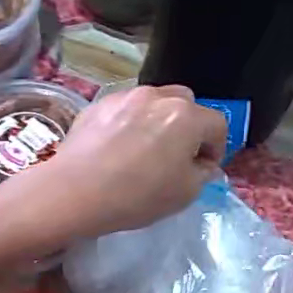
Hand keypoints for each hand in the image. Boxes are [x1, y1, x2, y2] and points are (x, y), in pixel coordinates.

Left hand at [0, 85, 225, 244]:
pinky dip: (128, 122)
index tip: (202, 168)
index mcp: (186, 116)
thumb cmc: (136, 195)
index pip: (217, 125)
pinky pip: (124, 109)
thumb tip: (202, 163)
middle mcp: (158, 97)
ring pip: (153, 102)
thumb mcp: (184, 194)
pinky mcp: (97, 104)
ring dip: (157, 121)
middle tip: (175, 155)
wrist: (74, 191)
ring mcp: (124, 96)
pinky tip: (116, 148)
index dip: (216, 148)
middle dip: (188, 126)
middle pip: (186, 103)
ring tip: (143, 149)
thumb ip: (202, 173)